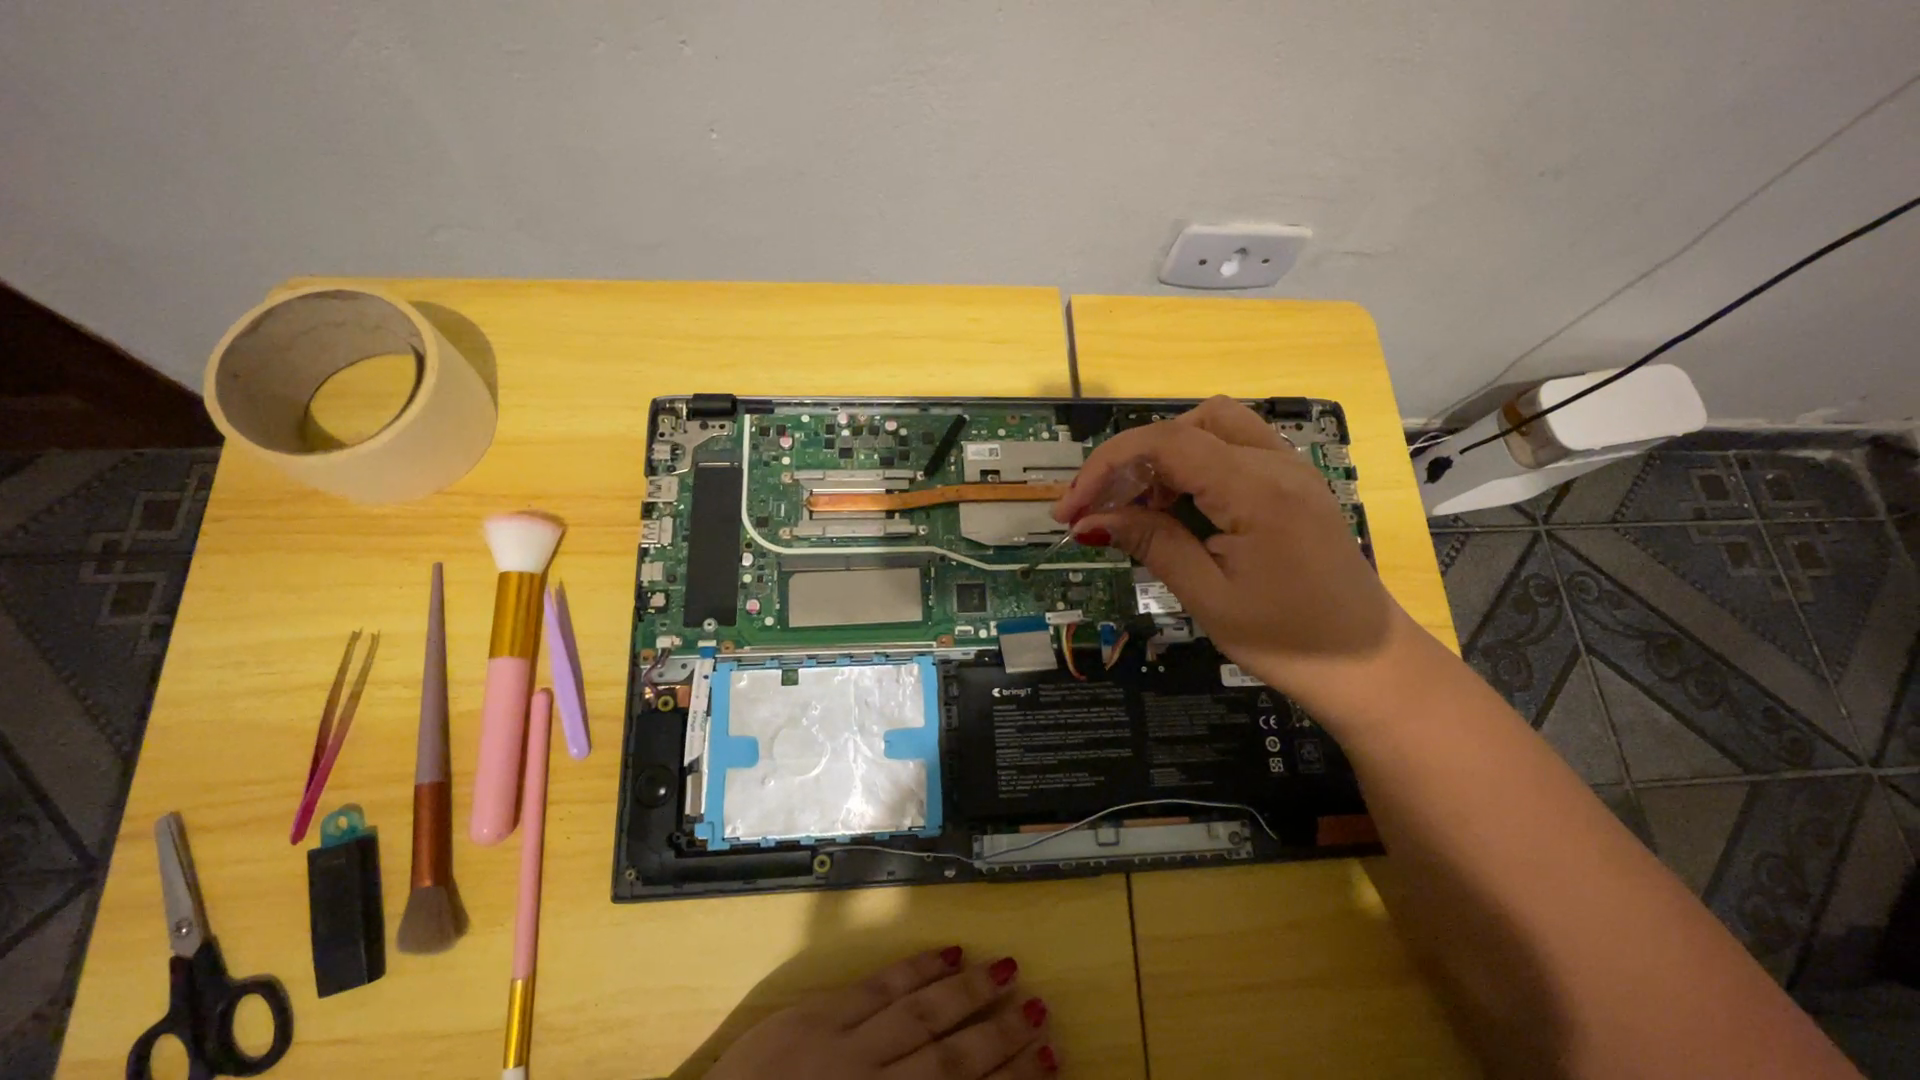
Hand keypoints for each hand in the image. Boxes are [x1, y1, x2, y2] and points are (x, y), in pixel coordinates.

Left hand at [706, 948, 1056, 1079]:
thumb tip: (958, 1079)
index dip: (1013, 1079)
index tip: (1051, 1059)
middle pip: (952, 1058)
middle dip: (1001, 1036)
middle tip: (1039, 1011)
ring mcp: (844, 1049)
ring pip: (922, 1014)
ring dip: (969, 992)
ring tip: (1008, 971)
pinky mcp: (814, 1017)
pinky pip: (877, 987)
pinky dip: (915, 968)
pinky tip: (944, 953)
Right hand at [1052, 396, 1403, 713]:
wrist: (1366, 662)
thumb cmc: (1286, 640)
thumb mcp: (1209, 597)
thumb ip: (1153, 544)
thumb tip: (1092, 520)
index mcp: (1257, 490)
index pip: (1167, 444)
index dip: (1108, 467)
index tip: (1070, 511)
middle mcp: (1277, 464)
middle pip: (1189, 424)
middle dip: (1134, 459)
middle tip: (1103, 510)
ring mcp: (1292, 470)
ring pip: (1214, 427)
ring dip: (1166, 456)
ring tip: (1141, 508)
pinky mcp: (1295, 484)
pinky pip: (1236, 449)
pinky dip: (1196, 465)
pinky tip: (1180, 509)